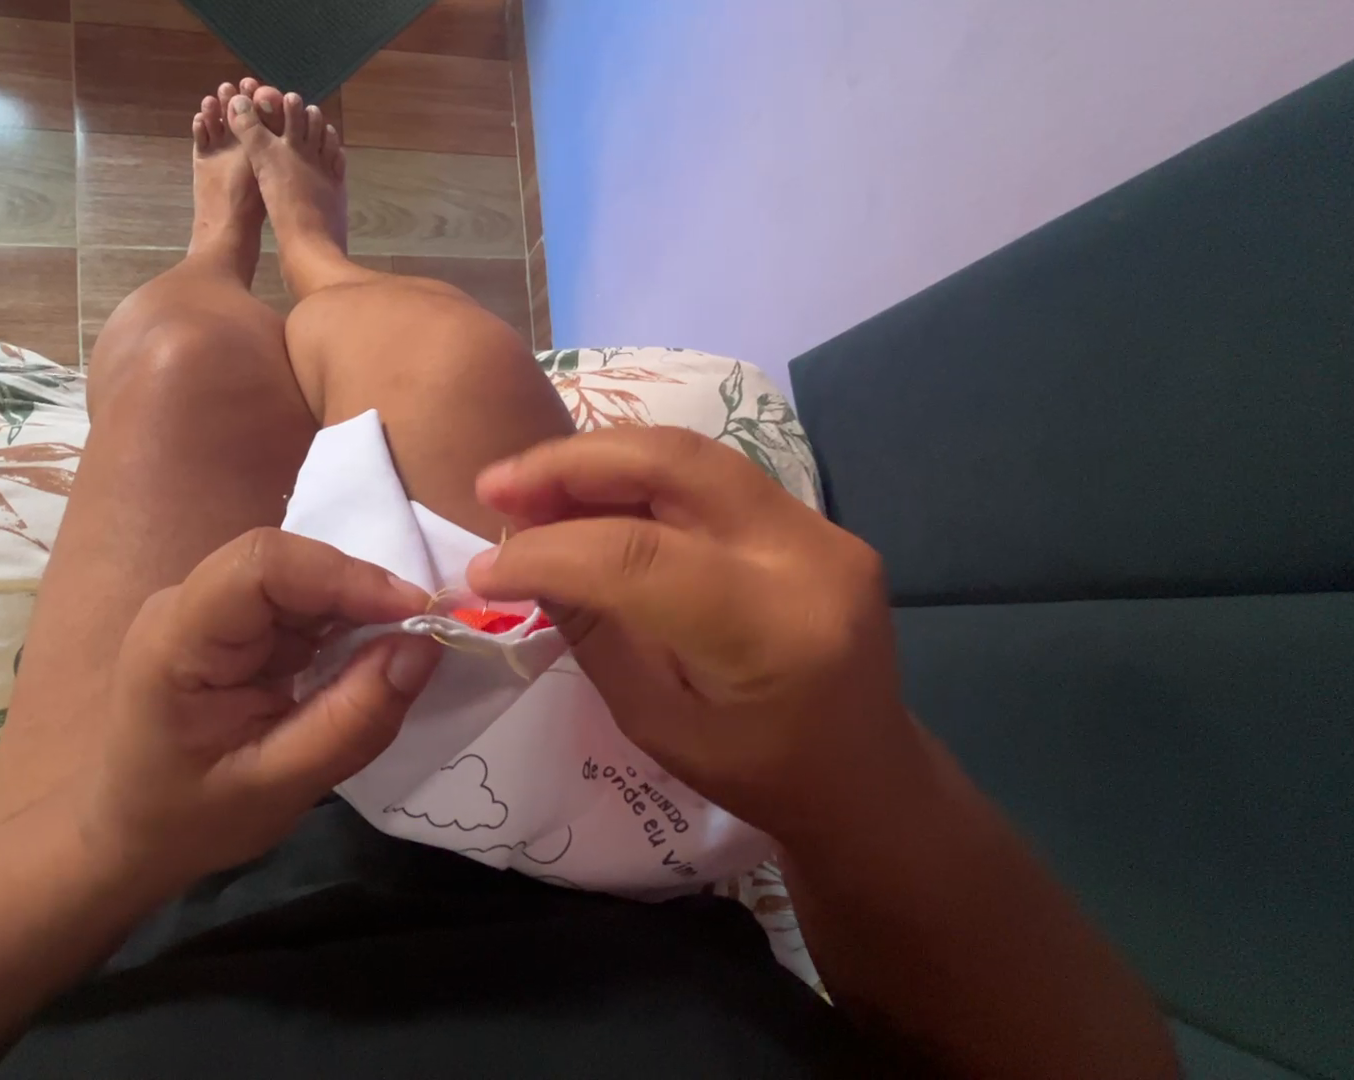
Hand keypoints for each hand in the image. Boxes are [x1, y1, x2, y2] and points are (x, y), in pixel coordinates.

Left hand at [76, 527, 442, 893]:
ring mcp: (212, 611)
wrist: (129, 835)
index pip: (261, 565)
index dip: (344, 575)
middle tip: (423, 634)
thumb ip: (352, 721)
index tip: (413, 612)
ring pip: (303, 579)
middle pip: (288, 564)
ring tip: (403, 649)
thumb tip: (423, 648)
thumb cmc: (189, 821)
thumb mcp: (279, 788)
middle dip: (362, 592)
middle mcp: (190, 605)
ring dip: (359, 608)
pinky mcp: (237, 626)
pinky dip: (345, 625)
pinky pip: (302, 605)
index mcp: (177, 640)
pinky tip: (368, 658)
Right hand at [466, 426, 928, 843]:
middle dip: (569, 465)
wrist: (867, 777)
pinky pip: (709, 476)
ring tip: (527, 484)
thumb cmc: (756, 774)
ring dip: (597, 459)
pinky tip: (587, 495)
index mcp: (769, 632)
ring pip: (690, 453)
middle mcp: (807, 558)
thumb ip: (592, 631)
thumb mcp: (653, 722)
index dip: (546, 551)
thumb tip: (527, 563)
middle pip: (674, 464)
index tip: (486, 567)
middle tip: (496, 485)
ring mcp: (820, 529)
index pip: (637, 558)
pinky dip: (635, 476)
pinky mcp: (813, 520)